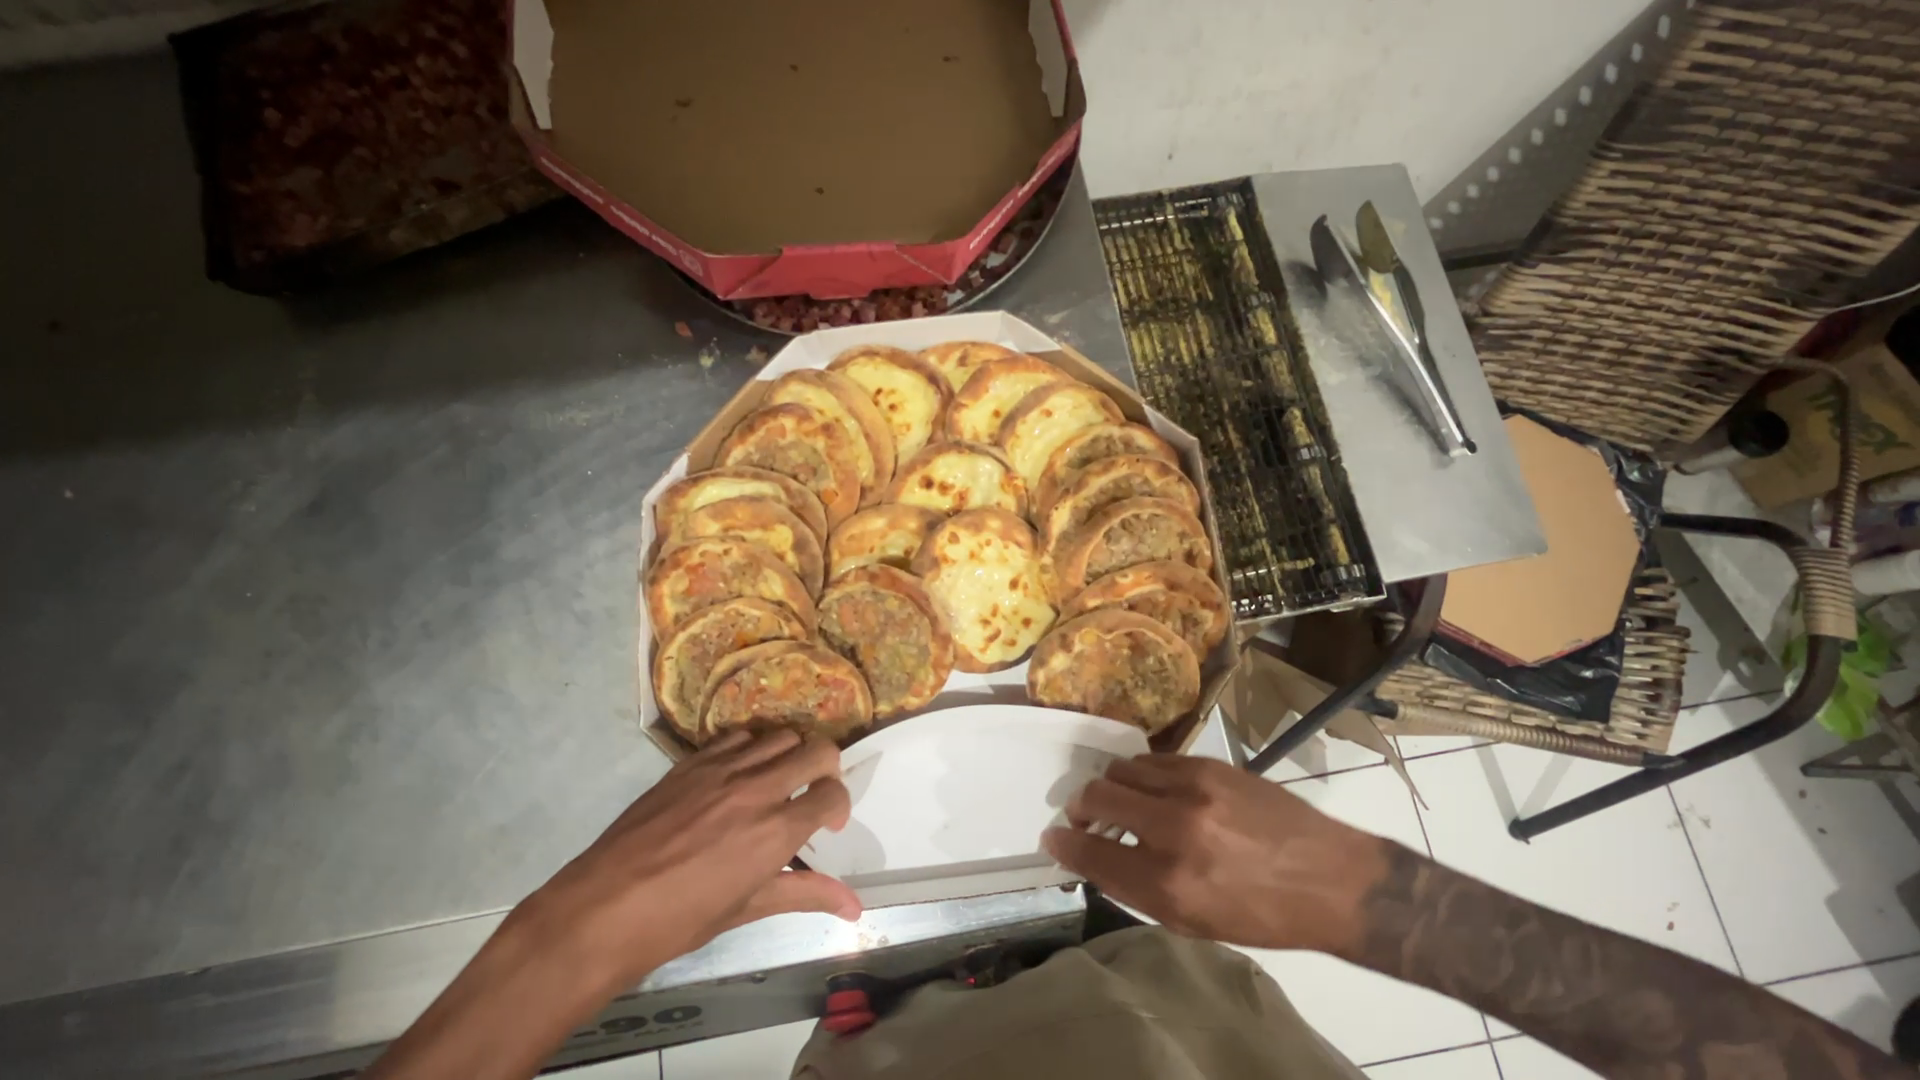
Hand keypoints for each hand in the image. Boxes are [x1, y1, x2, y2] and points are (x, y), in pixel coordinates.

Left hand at [521, 729, 861, 991]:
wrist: (604, 908)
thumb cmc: (679, 920)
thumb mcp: (748, 908)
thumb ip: (806, 894)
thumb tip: (856, 907)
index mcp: (775, 831)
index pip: (831, 794)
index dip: (839, 805)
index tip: (828, 824)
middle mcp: (756, 790)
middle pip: (817, 750)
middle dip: (827, 768)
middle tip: (812, 792)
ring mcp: (721, 770)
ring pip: (780, 735)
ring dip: (790, 754)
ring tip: (777, 780)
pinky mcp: (690, 762)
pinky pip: (737, 736)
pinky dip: (751, 747)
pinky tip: (739, 773)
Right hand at [1043, 754, 1390, 954]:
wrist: (1330, 878)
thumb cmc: (1261, 915)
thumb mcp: (1193, 922)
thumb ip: (1136, 889)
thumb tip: (1092, 857)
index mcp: (1170, 885)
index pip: (1093, 855)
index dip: (1065, 845)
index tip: (1053, 837)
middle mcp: (1176, 831)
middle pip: (1098, 799)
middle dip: (1079, 807)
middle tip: (1082, 817)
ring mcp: (1194, 791)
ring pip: (1122, 770)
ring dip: (1110, 786)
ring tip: (1118, 801)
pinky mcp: (1211, 767)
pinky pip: (1154, 760)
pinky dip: (1141, 774)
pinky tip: (1151, 789)